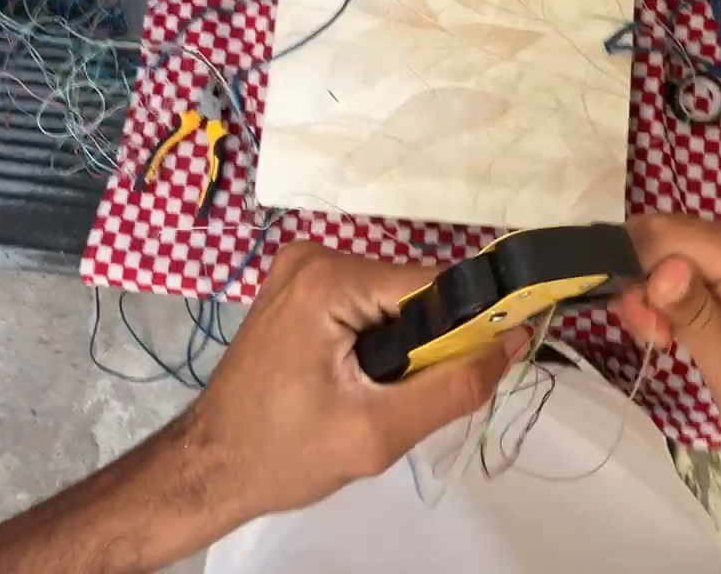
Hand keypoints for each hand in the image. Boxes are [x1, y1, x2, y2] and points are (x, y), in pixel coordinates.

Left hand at [188, 241, 528, 518]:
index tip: (479, 365)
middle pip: (408, 290)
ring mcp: (301, 264)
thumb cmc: (286, 453)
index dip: (463, 324)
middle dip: (423, 341)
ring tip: (375, 391)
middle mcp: (316, 254)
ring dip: (399, 340)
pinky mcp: (296, 282)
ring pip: (388, 295)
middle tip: (405, 395)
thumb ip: (453, 387)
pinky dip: (373, 334)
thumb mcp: (377, 434)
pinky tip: (355, 375)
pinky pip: (361, 298)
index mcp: (329, 278)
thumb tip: (513, 341)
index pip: (429, 285)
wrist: (207, 467)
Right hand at [610, 214, 720, 493]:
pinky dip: (651, 294)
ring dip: (642, 292)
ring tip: (661, 339)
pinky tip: (666, 329)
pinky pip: (664, 261)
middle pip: (658, 235)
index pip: (669, 236)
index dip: (640, 273)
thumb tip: (663, 272)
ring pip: (655, 247)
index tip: (648, 331)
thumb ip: (704, 326)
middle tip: (653, 339)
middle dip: (639, 284)